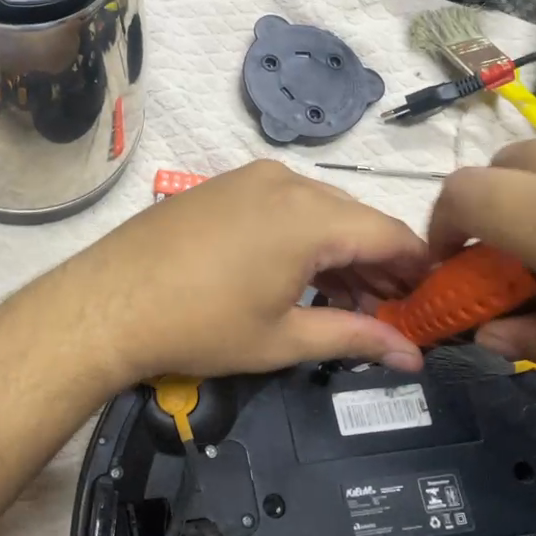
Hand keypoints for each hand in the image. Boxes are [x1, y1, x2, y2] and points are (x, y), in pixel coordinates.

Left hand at [49, 160, 429, 383]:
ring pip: (316, 210)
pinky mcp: (219, 186)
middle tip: (385, 313)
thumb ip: (354, 338)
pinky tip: (295, 275)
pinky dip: (299, 236)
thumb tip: (412, 357)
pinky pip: (279, 205)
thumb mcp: (283, 339)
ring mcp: (246, 178)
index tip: (429, 303)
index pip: (390, 234)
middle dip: (376, 265)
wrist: (106, 303)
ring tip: (343, 302)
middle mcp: (285, 182)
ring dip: (337, 252)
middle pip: (354, 219)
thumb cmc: (199, 327)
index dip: (417, 270)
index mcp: (311, 216)